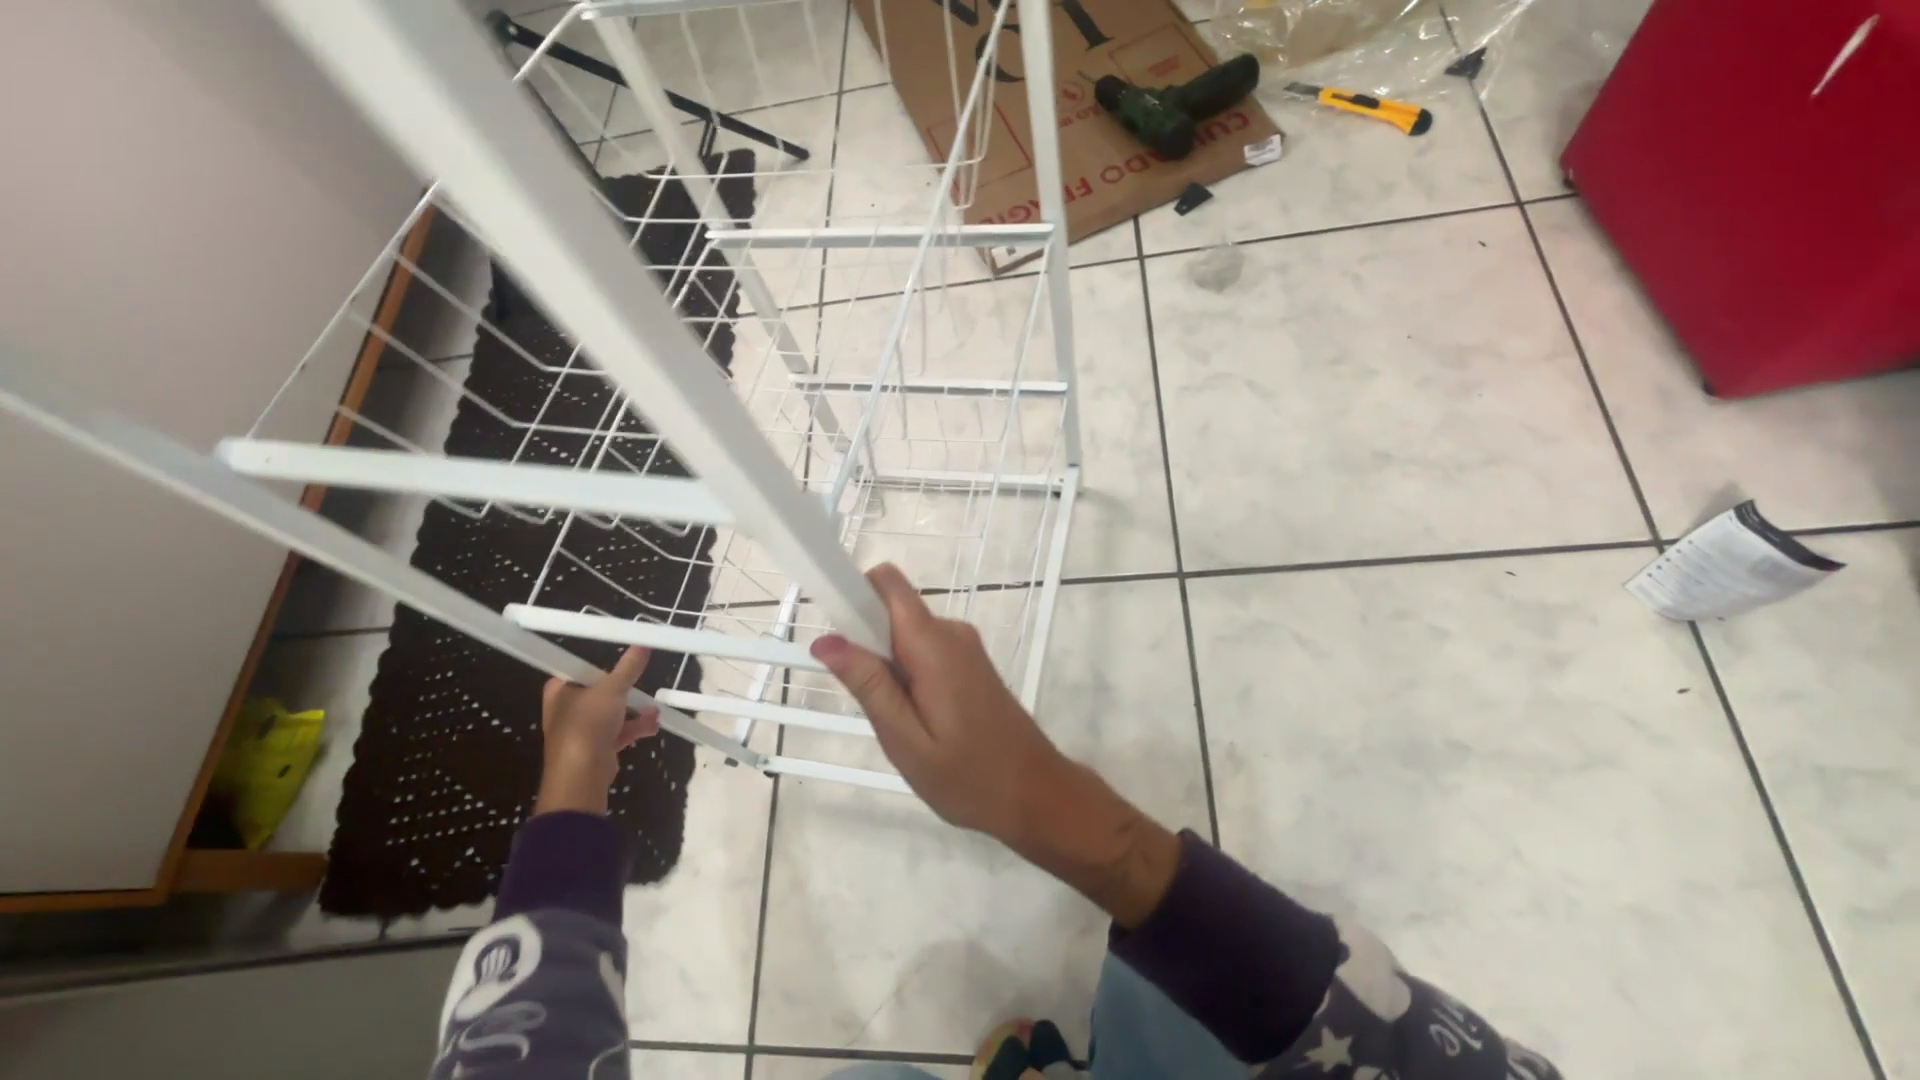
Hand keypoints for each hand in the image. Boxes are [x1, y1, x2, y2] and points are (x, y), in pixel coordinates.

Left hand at [535, 646, 660, 815]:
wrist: (581, 774)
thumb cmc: (588, 724)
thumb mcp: (612, 689)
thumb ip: (628, 667)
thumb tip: (643, 644)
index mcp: (560, 690)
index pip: (580, 669)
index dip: (602, 667)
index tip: (624, 665)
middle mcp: (566, 708)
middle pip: (599, 691)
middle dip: (625, 691)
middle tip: (641, 686)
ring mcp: (580, 730)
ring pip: (610, 713)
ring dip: (634, 711)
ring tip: (655, 711)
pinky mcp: (593, 748)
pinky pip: (615, 732)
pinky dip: (633, 728)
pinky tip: (653, 726)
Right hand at [809, 564, 1179, 925]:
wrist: (1036, 794)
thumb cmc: (968, 777)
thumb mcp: (906, 740)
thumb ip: (869, 685)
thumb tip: (826, 641)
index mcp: (933, 644)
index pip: (886, 584)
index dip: (852, 594)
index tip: (832, 636)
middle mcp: (951, 632)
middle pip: (891, 610)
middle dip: (866, 646)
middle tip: (871, 705)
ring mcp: (964, 647)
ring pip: (905, 635)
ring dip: (888, 667)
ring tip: (900, 724)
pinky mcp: (970, 663)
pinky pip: (924, 651)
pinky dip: (908, 676)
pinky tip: (920, 722)